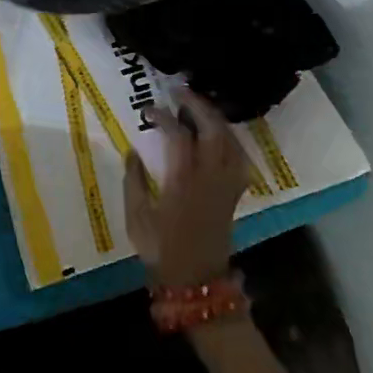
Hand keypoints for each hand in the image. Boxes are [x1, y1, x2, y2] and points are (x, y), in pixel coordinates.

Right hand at [123, 87, 250, 285]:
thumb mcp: (137, 218)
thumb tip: (133, 151)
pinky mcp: (234, 192)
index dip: (163, 116)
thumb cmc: (163, 251)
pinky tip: (219, 133)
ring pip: (230, 139)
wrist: (198, 282)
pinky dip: (230, 137)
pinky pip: (239, 156)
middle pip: (213, 129)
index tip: (147, 110)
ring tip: (198, 105)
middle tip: (179, 91)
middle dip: (197, 104)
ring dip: (215, 117)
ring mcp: (226, 184)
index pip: (178, 134)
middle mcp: (210, 177)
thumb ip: (134, 181)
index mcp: (183, 181)